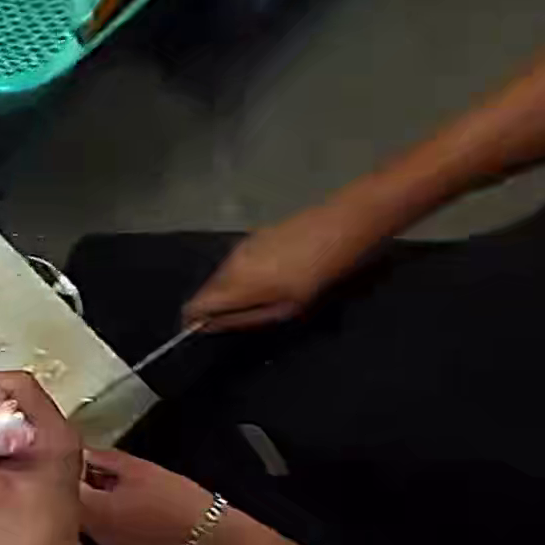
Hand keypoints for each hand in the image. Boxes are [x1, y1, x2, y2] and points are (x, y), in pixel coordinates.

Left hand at [78, 448, 215, 544]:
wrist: (207, 533)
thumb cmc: (173, 497)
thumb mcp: (137, 469)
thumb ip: (104, 459)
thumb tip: (83, 451)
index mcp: (90, 508)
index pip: (63, 486)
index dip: (70, 471)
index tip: (81, 460)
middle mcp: (89, 529)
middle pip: (70, 503)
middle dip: (79, 484)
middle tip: (97, 470)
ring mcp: (101, 541)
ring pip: (84, 515)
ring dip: (91, 499)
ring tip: (113, 485)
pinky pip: (99, 526)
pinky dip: (104, 513)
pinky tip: (123, 504)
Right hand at [182, 200, 387, 330]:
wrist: (352, 218)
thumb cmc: (324, 268)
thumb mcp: (288, 306)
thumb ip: (243, 318)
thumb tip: (210, 326)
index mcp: (233, 287)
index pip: (192, 308)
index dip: (194, 320)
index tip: (206, 326)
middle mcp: (227, 268)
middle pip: (204, 293)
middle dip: (217, 304)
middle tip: (247, 308)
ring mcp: (238, 250)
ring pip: (219, 278)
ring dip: (232, 288)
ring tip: (266, 287)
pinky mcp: (251, 238)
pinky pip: (235, 264)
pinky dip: (244, 272)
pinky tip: (276, 269)